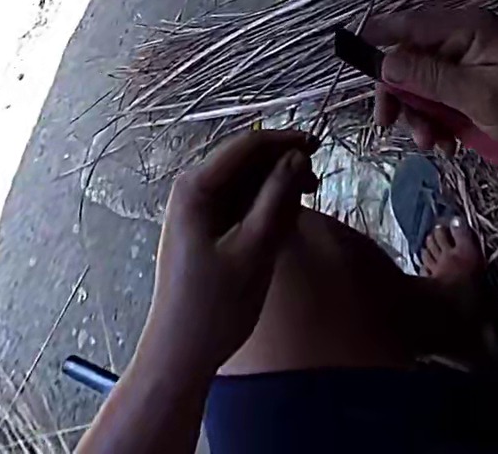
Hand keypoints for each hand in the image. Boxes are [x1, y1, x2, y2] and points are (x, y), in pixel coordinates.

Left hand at [137, 129, 318, 376]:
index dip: (284, 141)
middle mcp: (194, 187)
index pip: (247, 145)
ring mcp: (199, 206)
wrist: (180, 355)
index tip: (317, 146)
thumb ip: (277, 197)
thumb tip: (298, 155)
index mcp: (196, 187)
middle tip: (315, 183)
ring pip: (247, 179)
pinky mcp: (208, 223)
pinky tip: (285, 217)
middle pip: (247, 159)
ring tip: (305, 199)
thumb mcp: (254, 247)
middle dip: (282, 164)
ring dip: (277, 183)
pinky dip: (266, 202)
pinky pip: (242, 199)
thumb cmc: (215, 304)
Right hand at [363, 8, 497, 163]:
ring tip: (432, 145)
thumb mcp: (481, 96)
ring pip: (422, 82)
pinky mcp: (473, 83)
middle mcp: (463, 38)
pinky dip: (437, 120)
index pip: (411, 23)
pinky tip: (447, 145)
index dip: (378, 35)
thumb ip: (431, 78)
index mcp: (467, 28)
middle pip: (411, 57)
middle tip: (389, 125)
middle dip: (400, 92)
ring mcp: (468, 61)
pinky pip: (440, 97)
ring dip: (419, 114)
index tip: (349, 52)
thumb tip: (385, 63)